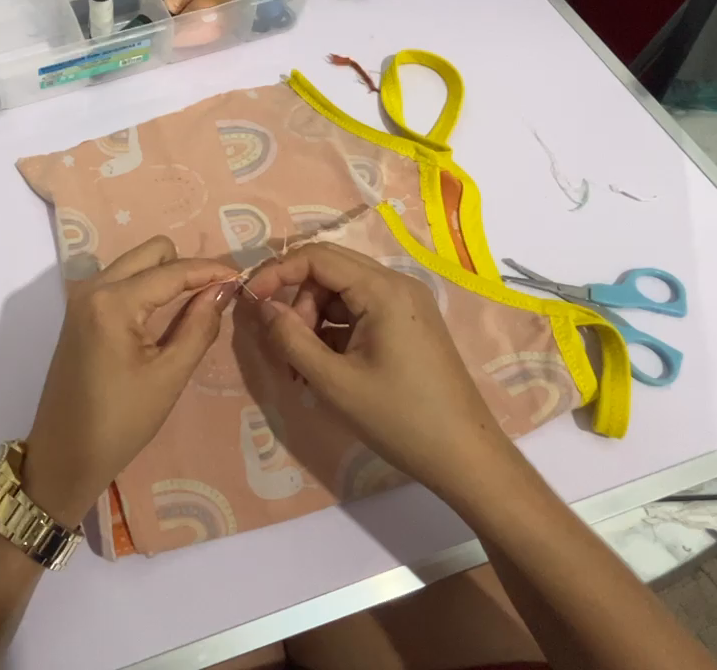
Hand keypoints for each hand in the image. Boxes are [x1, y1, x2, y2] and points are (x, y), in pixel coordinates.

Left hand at [21, 237, 237, 527]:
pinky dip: (146, 288)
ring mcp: (82, 297)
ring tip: (196, 304)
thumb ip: (198, 326)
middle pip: (151, 252)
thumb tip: (222, 290)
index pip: (171, 271)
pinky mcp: (79, 311)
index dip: (210, 271)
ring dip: (165, 276)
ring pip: (135, 263)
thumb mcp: (169, 376)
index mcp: (113, 301)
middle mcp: (93, 286)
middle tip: (215, 295)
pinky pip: (120, 280)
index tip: (243, 277)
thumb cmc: (120, 422)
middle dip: (186, 267)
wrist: (64, 454)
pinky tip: (165, 315)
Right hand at [241, 243, 517, 503]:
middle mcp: (397, 285)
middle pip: (328, 270)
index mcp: (383, 290)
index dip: (276, 272)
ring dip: (313, 318)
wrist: (466, 459)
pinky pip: (358, 310)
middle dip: (295, 300)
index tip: (250, 301)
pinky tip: (325, 367)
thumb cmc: (400, 419)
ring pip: (340, 291)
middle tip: (282, 343)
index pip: (316, 257)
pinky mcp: (407, 325)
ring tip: (303, 365)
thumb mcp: (333, 382)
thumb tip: (262, 306)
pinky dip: (334, 331)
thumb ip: (290, 338)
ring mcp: (406, 305)